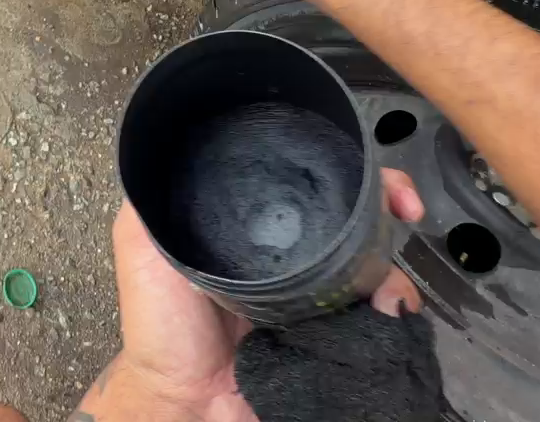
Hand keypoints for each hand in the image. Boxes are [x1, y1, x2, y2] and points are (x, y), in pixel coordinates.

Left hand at [86, 171, 425, 420]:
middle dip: (377, 200)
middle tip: (398, 201)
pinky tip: (390, 305)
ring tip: (385, 270)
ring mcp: (314, 298)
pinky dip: (395, 306)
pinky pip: (380, 316)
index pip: (292, 184)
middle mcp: (286, 258)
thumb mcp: (141, 243)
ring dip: (390, 257)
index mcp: (246, 229)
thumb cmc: (160, 325)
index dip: (322, 165)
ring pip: (370, 260)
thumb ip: (150, 198)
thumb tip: (164, 143)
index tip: (349, 157)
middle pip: (341, 215)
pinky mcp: (339, 341)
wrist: (190, 407)